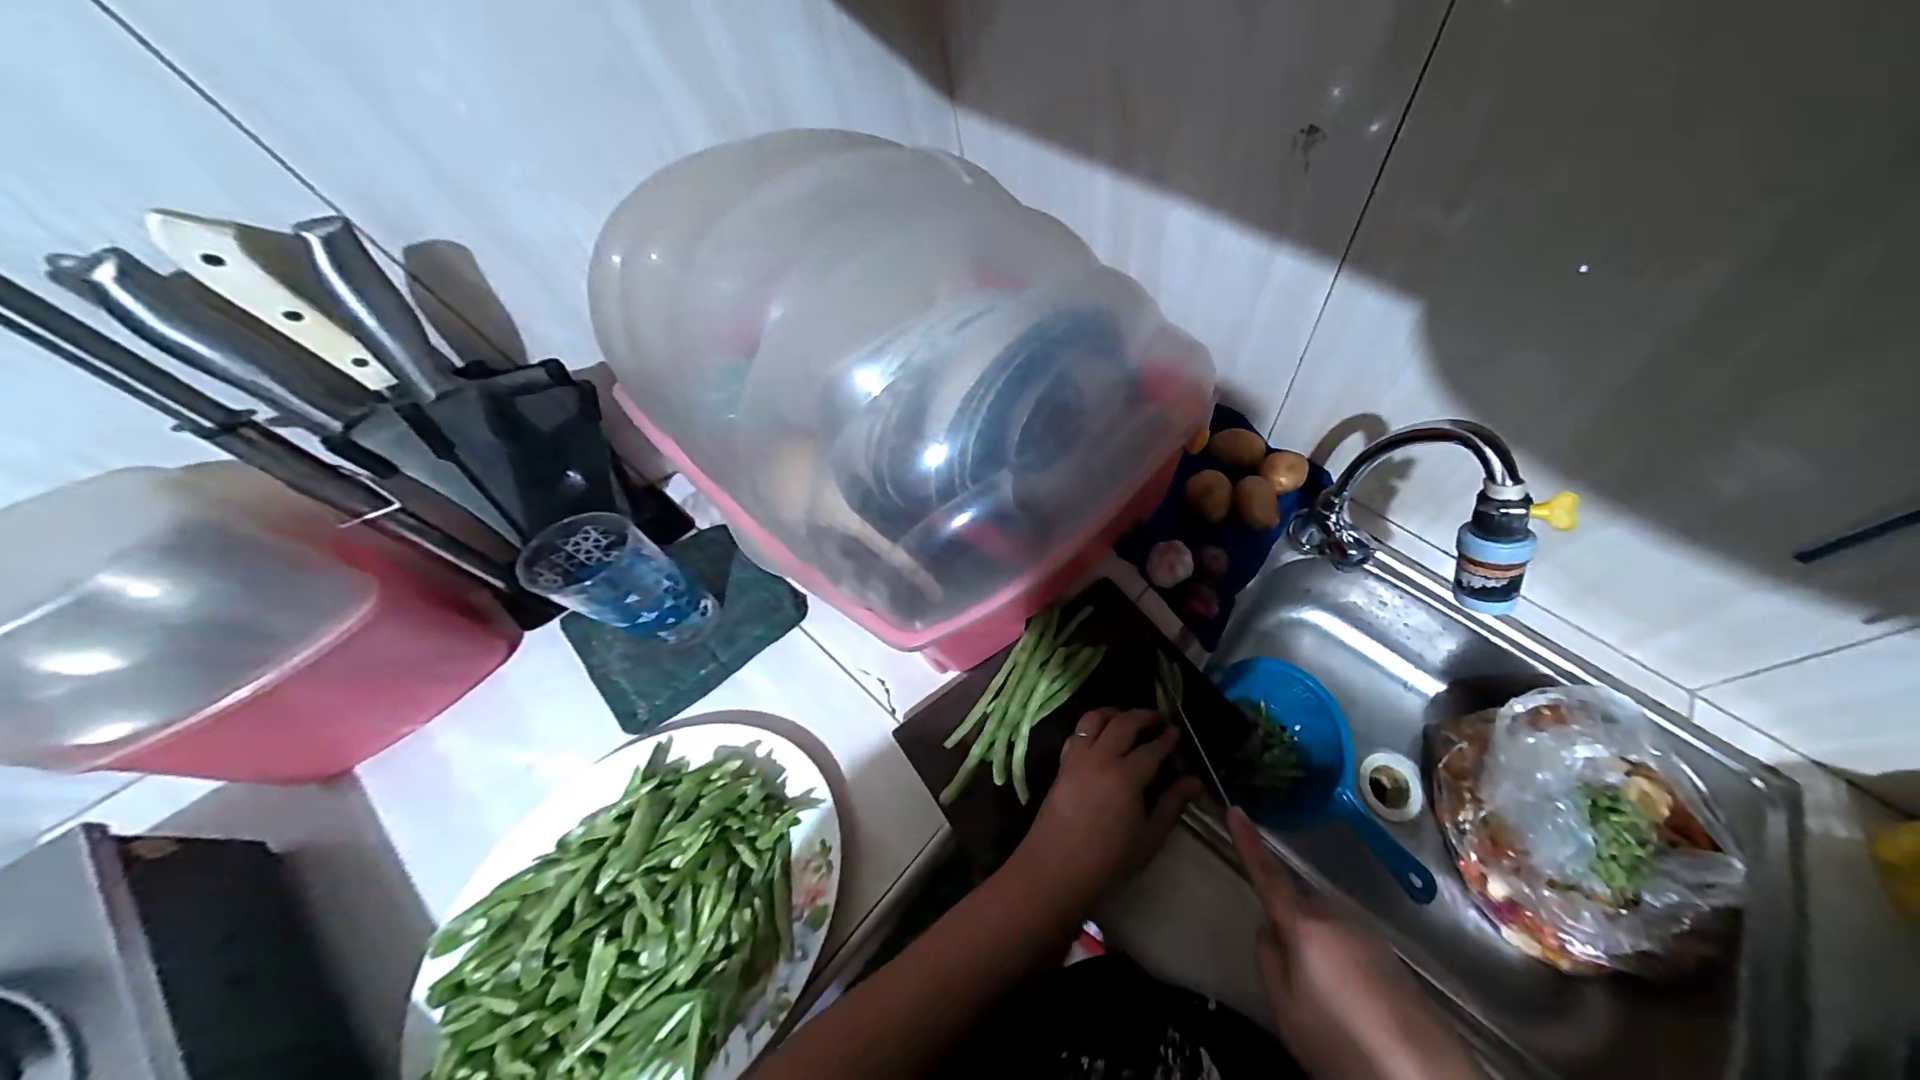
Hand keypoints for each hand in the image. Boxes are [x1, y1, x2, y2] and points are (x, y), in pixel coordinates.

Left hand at [1008, 708, 1204, 911]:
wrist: (1057, 865)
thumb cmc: (1109, 857)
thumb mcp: (1149, 836)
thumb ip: (1172, 804)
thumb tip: (1194, 781)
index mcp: (1126, 776)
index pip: (1152, 748)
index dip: (1167, 738)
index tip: (1177, 731)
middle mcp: (1100, 758)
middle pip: (1123, 723)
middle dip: (1143, 716)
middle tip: (1158, 717)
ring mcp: (1077, 758)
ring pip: (1093, 719)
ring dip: (1113, 713)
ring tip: (1126, 717)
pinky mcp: (1062, 764)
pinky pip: (1077, 733)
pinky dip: (1090, 726)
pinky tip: (1099, 735)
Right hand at [1229, 808, 1483, 1079]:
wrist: (1427, 1079)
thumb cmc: (1342, 1040)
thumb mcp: (1285, 1008)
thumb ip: (1269, 959)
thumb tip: (1270, 930)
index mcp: (1304, 924)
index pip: (1267, 874)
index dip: (1248, 843)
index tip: (1236, 809)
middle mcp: (1336, 917)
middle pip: (1298, 905)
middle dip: (1286, 921)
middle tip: (1288, 969)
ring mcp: (1368, 935)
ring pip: (1324, 925)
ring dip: (1315, 944)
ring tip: (1322, 996)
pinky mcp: (1390, 958)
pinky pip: (1348, 944)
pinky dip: (1339, 961)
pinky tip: (1350, 1002)